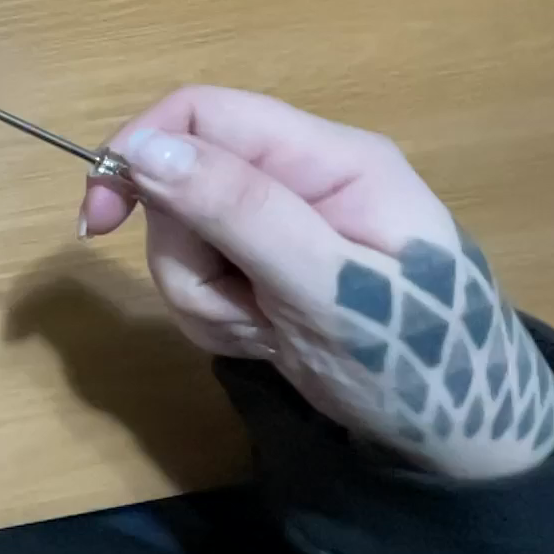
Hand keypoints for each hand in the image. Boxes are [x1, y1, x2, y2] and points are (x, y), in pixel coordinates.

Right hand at [80, 86, 553, 479]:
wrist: (451, 439)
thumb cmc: (415, 356)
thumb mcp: (324, 285)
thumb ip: (238, 209)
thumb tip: (143, 149)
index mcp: (325, 157)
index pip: (199, 114)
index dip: (136, 151)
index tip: (101, 217)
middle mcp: (291, 177)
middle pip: (176, 185)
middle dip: (183, 255)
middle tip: (231, 304)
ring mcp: (269, 224)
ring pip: (175, 239)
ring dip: (199, 294)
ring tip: (261, 329)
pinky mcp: (252, 264)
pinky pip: (188, 277)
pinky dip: (208, 316)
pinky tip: (260, 337)